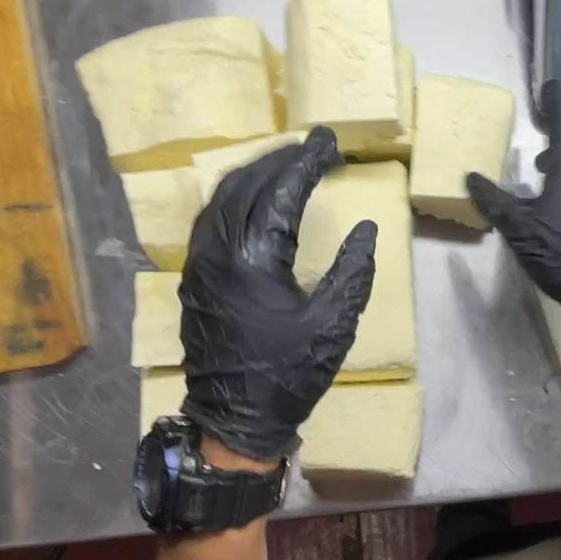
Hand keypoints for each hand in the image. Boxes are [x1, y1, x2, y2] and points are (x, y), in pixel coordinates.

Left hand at [178, 127, 376, 458]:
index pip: (281, 192)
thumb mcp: (335, 325)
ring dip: (254, 174)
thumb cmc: (290, 374)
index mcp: (254, 260)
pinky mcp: (194, 278)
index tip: (328, 140)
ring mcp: (199, 263)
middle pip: (245, 184)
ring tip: (285, 164)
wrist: (236, 419)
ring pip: (221, 198)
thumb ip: (353, 271)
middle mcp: (218, 251)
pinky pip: (211, 220)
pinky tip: (255, 199)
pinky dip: (235, 197)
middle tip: (312, 148)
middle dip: (280, 159)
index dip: (308, 163)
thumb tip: (365, 227)